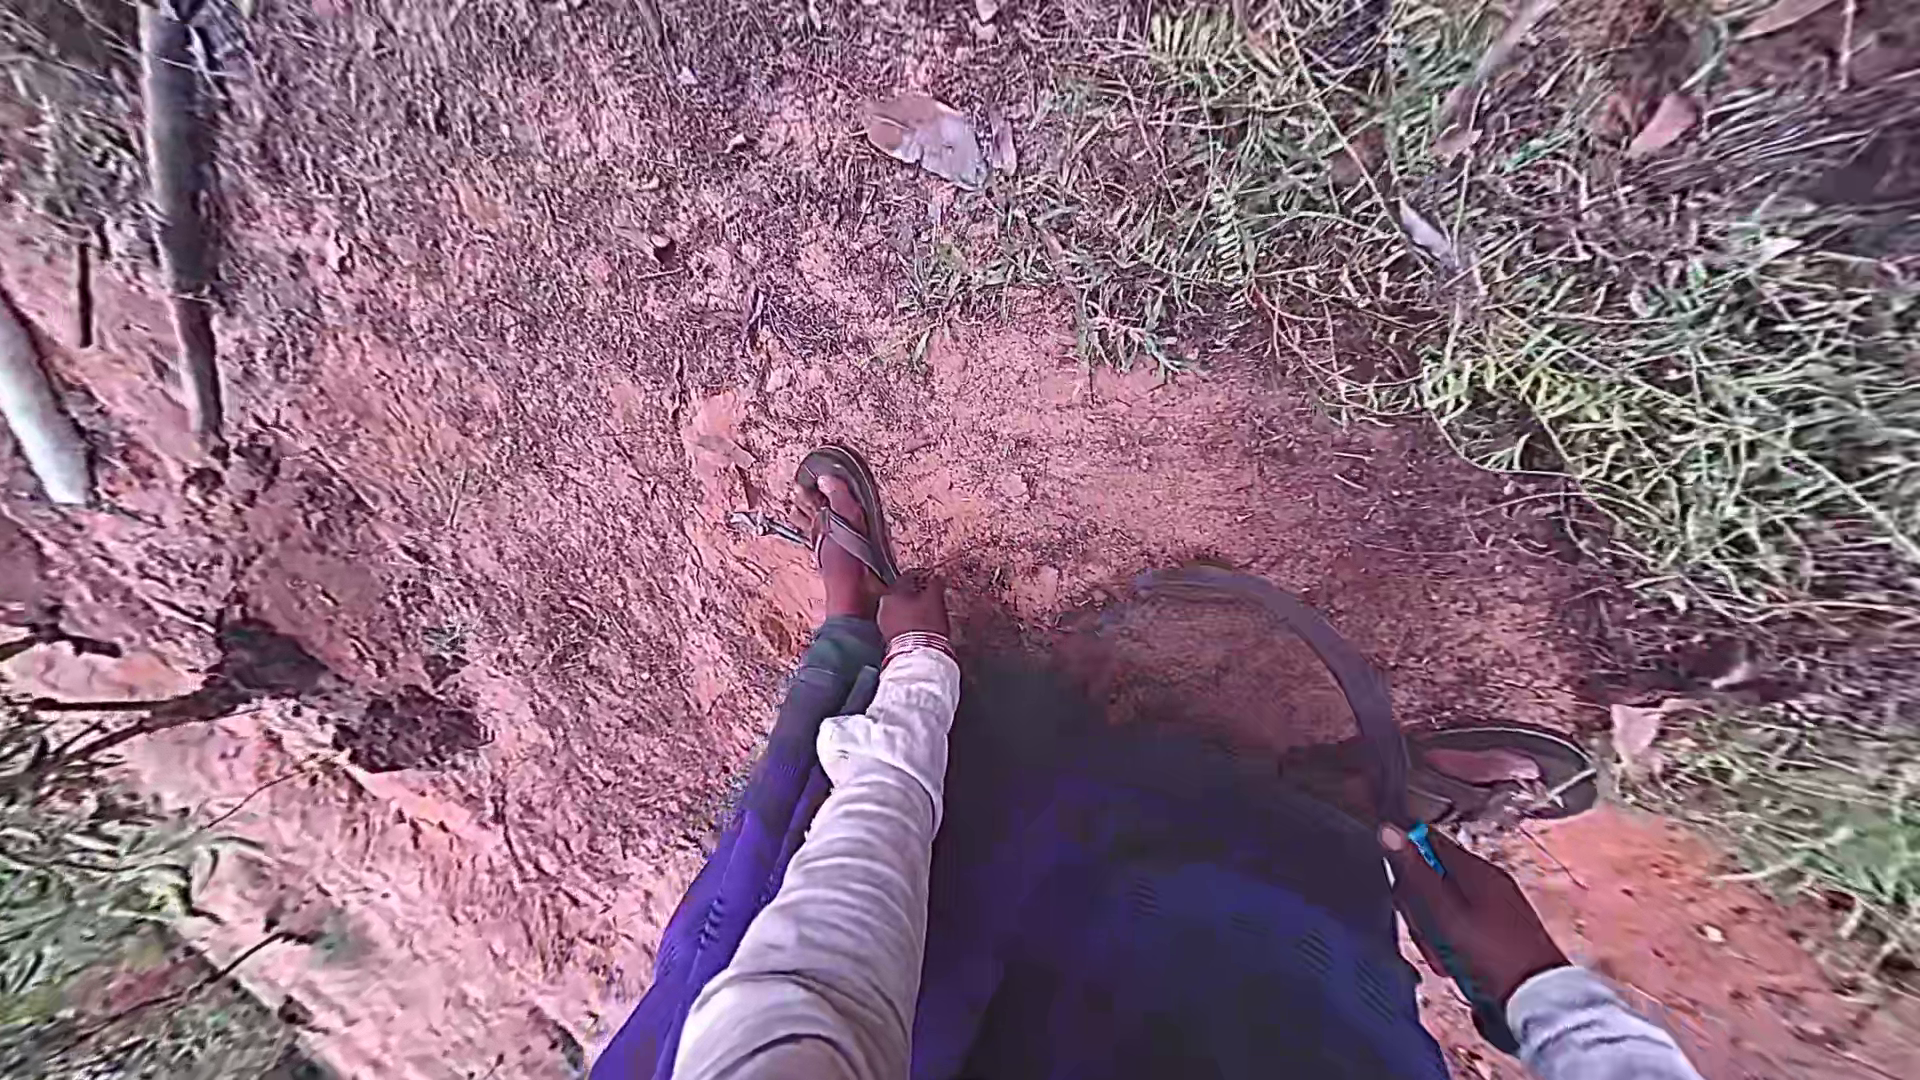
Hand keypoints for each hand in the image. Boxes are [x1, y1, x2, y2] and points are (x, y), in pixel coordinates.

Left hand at [878, 570, 949, 641]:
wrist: (919, 652)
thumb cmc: (926, 623)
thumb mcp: (935, 598)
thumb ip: (935, 584)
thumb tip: (937, 578)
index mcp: (892, 593)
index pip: (906, 579)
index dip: (920, 578)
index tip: (929, 581)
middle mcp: (884, 607)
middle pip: (900, 596)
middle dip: (913, 596)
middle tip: (927, 598)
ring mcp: (884, 624)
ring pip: (898, 611)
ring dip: (910, 611)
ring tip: (924, 614)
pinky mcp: (888, 638)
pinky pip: (899, 624)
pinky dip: (907, 623)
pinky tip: (918, 626)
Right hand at [1380, 824, 1567, 1005]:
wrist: (1545, 1008)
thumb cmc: (1487, 953)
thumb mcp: (1439, 909)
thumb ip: (1411, 868)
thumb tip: (1387, 829)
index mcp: (1475, 867)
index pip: (1425, 837)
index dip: (1404, 855)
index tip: (1401, 884)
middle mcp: (1490, 879)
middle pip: (1433, 872)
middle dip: (1418, 901)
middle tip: (1422, 928)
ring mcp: (1502, 906)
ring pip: (1446, 900)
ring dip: (1434, 925)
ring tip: (1440, 953)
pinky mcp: (1509, 931)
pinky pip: (1465, 921)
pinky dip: (1454, 938)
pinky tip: (1455, 960)